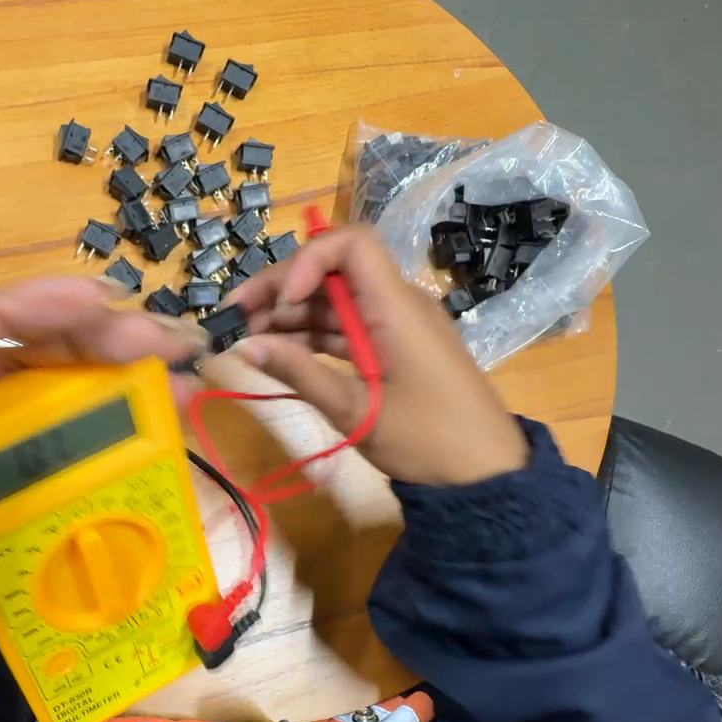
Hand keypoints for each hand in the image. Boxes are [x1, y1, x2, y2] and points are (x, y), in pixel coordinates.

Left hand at [0, 278, 205, 676]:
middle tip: (158, 342)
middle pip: (7, 346)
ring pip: (38, 378)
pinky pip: (52, 424)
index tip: (95, 302)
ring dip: (106, 366)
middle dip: (84, 336)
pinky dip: (104, 413)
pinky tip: (151, 409)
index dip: (26, 308)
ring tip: (173, 368)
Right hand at [221, 224, 527, 487]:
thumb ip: (298, 373)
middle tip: (236, 318)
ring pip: (335, 302)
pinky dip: (312, 337)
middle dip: (282, 289)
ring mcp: (396, 326)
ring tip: (248, 340)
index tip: (279, 301)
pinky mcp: (394, 348)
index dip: (307, 261)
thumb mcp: (355, 410)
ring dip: (291, 316)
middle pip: (333, 273)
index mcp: (395, 308)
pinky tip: (280, 353)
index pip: (351, 245)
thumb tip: (244, 347)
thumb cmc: (427, 441)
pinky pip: (347, 327)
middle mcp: (396, 305)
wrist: (486, 476)